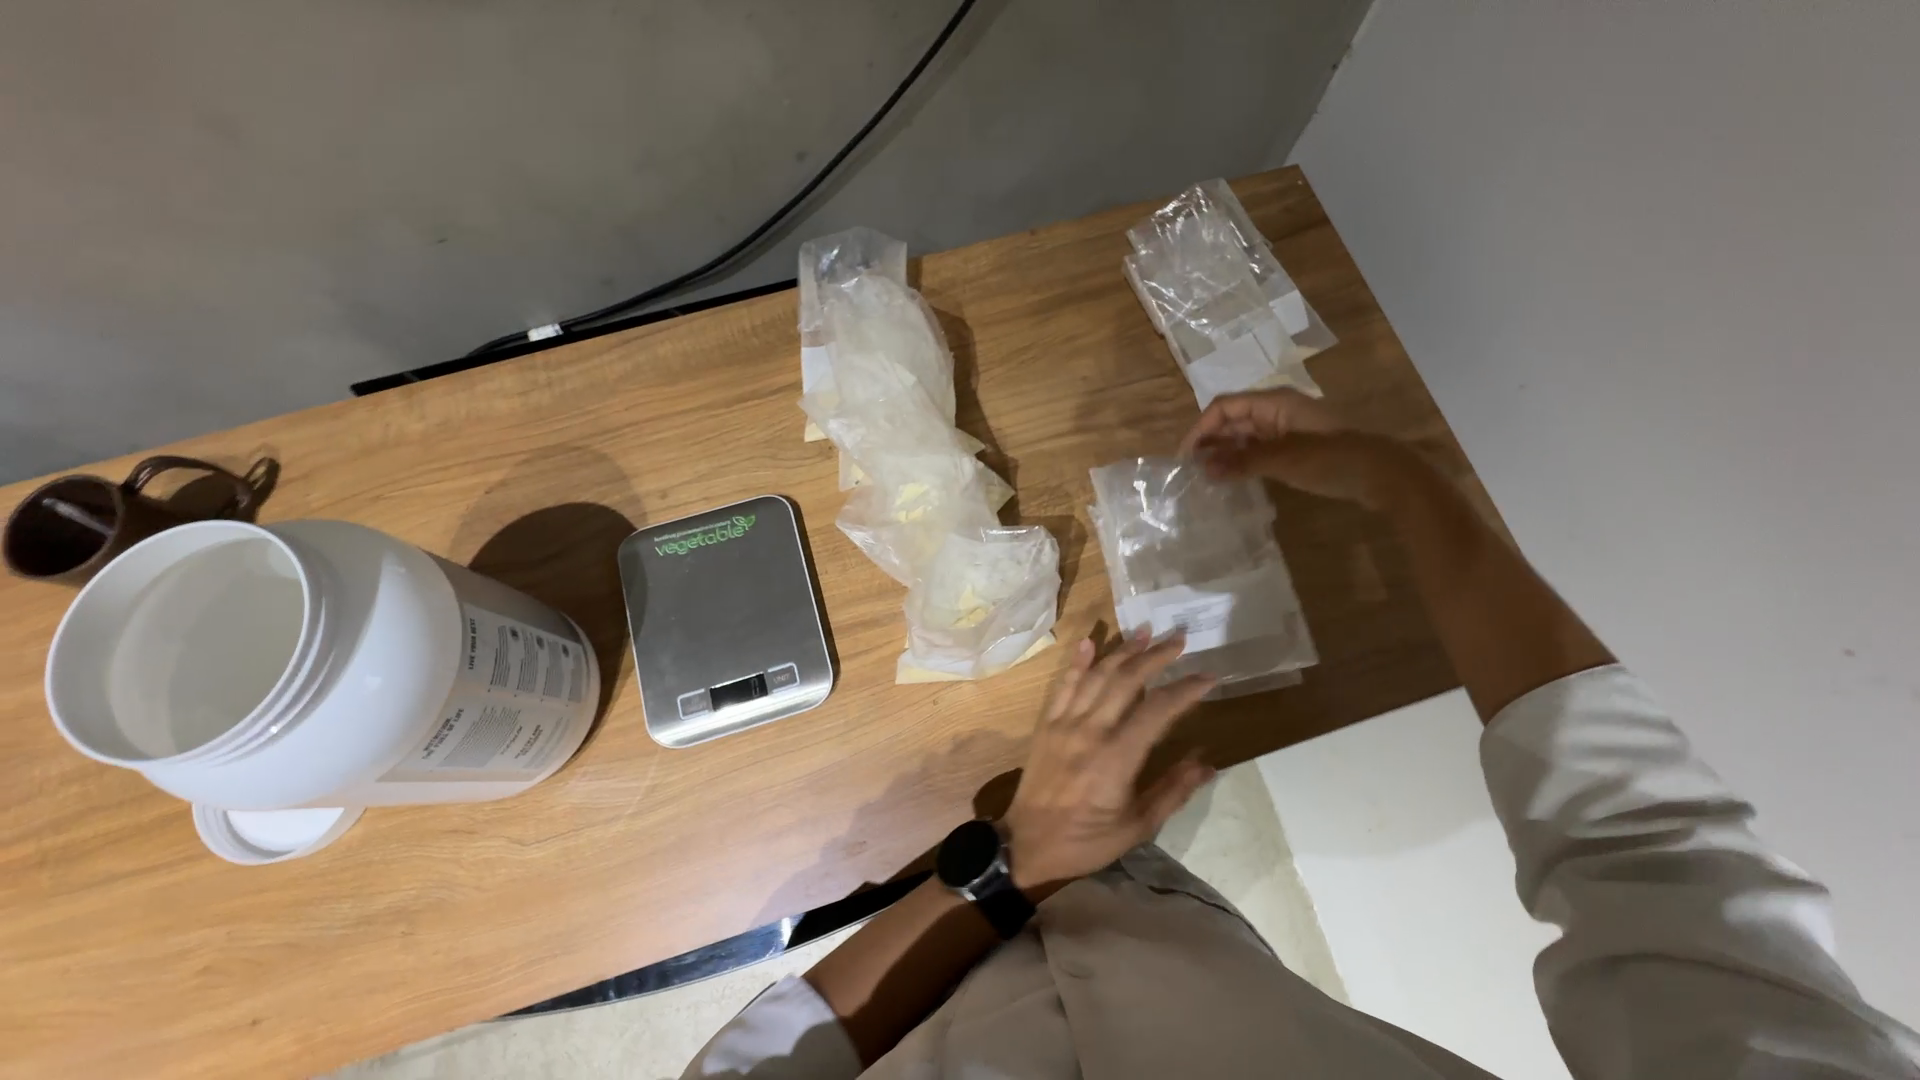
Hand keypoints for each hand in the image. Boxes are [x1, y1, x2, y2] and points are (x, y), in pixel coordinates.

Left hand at [1002, 631, 1215, 893]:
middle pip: (1127, 681)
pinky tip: (1089, 641)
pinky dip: (1077, 662)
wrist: (1026, 845)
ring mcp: (1064, 724)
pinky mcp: (1046, 724)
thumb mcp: (1137, 827)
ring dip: (1122, 651)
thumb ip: (1173, 791)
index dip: (1185, 690)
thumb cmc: (1086, 841)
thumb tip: (1208, 763)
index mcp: (1117, 758)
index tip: (1208, 676)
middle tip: (1180, 639)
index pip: (1158, 711)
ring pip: (1096, 676)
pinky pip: (1063, 685)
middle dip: (1156, 657)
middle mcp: (1090, 731)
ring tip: (1145, 630)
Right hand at [1180, 388, 1411, 508]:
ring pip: (1244, 436)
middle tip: (1192, 471)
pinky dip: (1242, 461)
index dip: (1200, 429)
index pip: (1224, 407)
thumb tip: (1203, 470)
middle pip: (1232, 420)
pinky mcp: (1296, 448)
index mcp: (1274, 402)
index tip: (1186, 458)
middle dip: (1210, 441)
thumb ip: (1241, 462)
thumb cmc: (1332, 458)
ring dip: (1224, 453)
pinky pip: (1258, 449)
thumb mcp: (1283, 460)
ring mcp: (1287, 429)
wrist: (1382, 474)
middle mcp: (1277, 410)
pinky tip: (1233, 479)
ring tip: (1207, 478)